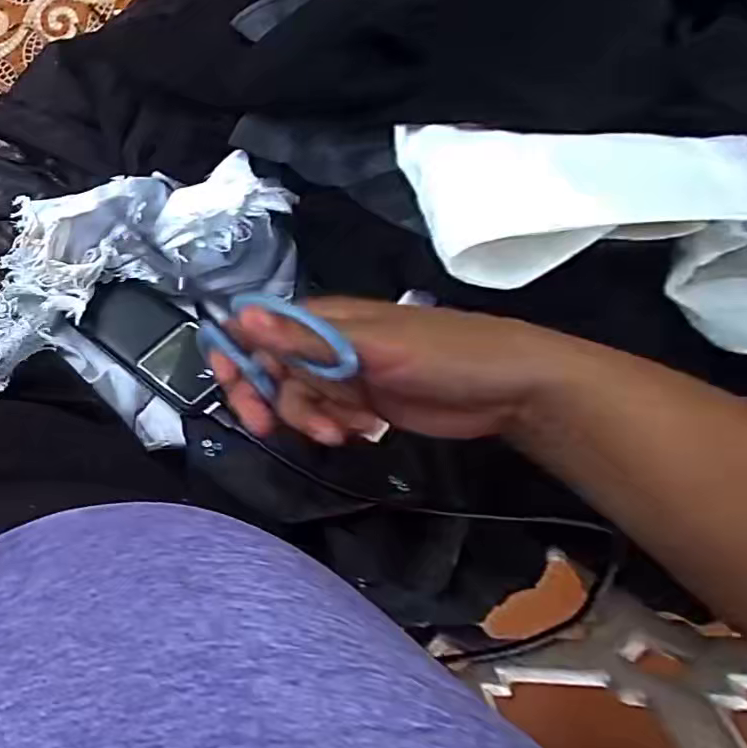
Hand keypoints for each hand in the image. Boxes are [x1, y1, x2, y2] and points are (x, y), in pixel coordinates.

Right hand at [209, 298, 599, 444]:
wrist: (513, 389)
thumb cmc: (444, 353)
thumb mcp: (370, 345)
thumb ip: (303, 337)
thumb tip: (239, 317)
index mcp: (317, 318)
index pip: (253, 329)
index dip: (234, 354)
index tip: (233, 385)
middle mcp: (319, 342)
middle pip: (263, 369)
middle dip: (263, 399)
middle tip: (266, 427)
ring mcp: (336, 373)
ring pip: (291, 399)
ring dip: (307, 419)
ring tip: (342, 431)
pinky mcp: (354, 401)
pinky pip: (319, 416)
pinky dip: (330, 427)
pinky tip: (360, 431)